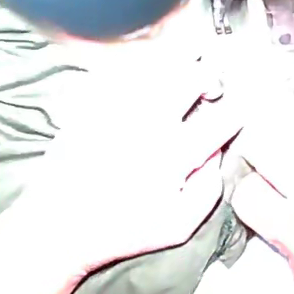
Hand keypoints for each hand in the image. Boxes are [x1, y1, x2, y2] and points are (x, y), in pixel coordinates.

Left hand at [0, 52, 240, 277]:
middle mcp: (148, 122)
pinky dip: (139, 66)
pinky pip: (120, 68)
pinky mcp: (91, 101)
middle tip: (212, 88)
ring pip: (157, 65)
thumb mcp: (178, 226)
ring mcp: (117, 106)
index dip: (236, 113)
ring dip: (178, 65)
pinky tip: (145, 76)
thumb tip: (217, 156)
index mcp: (174, 154)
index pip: (221, 120)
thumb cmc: (121, 229)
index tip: (237, 114)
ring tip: (183, 73)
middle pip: (191, 76)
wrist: (57, 222)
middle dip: (211, 77)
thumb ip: (208, 191)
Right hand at [231, 120, 293, 293]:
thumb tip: (259, 206)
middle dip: (253, 161)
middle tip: (255, 174)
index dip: (241, 196)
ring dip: (277, 147)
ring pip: (288, 132)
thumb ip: (277, 236)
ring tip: (280, 166)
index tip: (247, 199)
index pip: (247, 191)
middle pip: (263, 147)